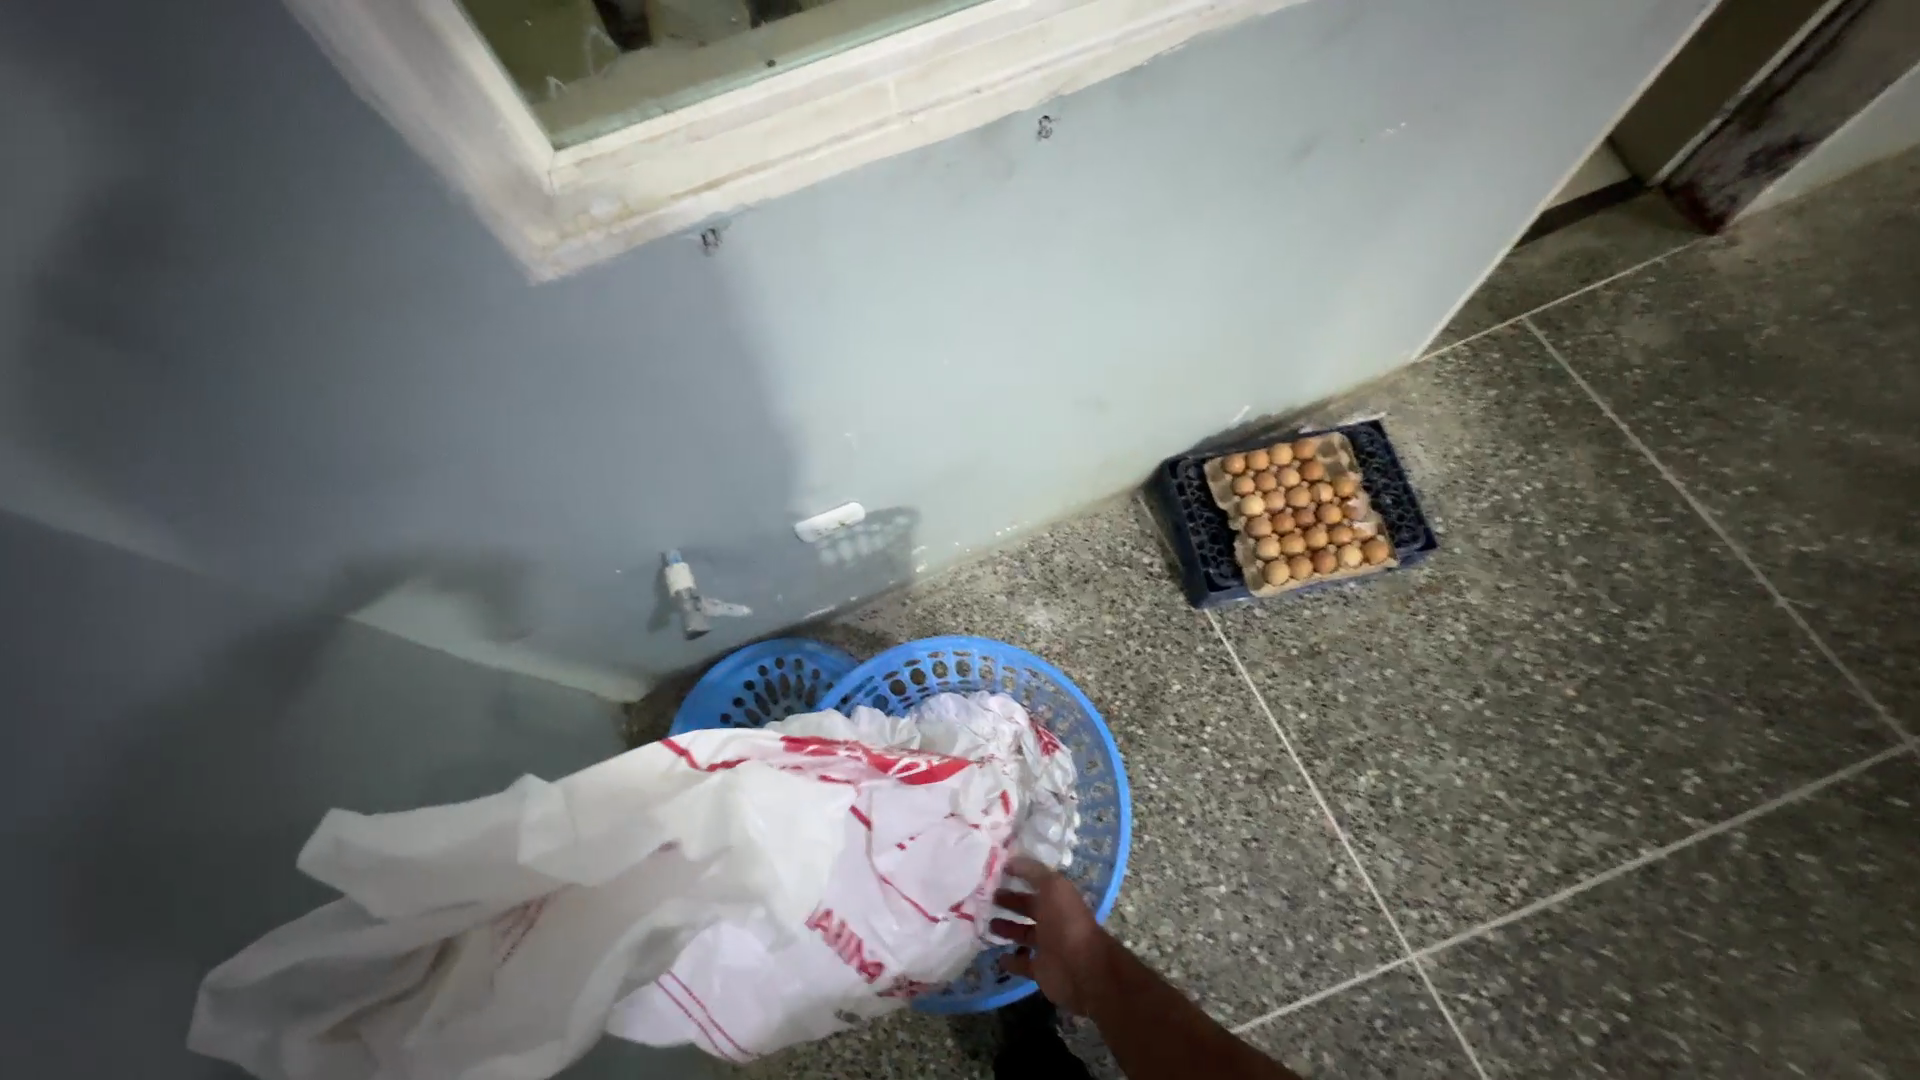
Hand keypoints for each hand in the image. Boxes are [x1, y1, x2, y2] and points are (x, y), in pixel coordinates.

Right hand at [990, 856, 1118, 1016]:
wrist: (1082, 968)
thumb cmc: (1066, 921)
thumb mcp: (1053, 886)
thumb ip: (1033, 871)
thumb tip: (1011, 859)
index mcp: (1057, 898)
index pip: (1036, 883)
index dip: (1020, 875)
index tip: (997, 871)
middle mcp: (1053, 920)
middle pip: (1028, 907)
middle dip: (1010, 901)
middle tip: (988, 897)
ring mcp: (1047, 946)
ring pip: (1023, 933)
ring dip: (1007, 928)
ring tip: (987, 923)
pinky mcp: (1041, 970)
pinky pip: (1022, 963)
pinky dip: (1011, 961)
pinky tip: (998, 956)